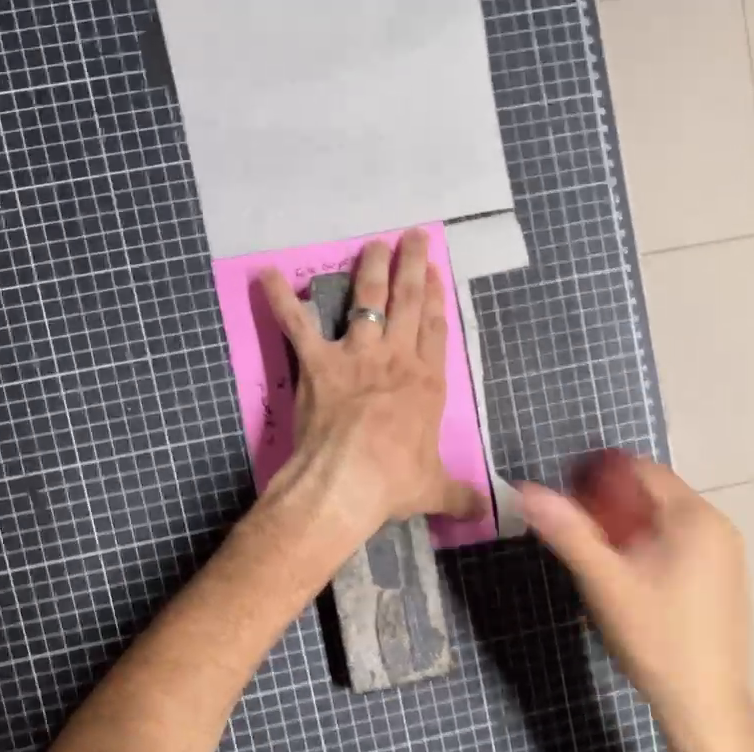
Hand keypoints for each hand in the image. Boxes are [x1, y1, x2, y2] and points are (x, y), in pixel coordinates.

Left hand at [259, 228, 486, 544]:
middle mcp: (395, 359)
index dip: (436, 299)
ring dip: (369, 269)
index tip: (434, 272)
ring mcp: (356, 356)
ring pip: (366, 300)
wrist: (347, 484)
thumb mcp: (435, 490)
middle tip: (412, 236)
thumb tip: (487, 512)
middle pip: (407, 302)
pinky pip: (297, 324)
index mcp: (427, 384)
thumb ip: (460, 496)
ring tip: (371, 245)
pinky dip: (280, 299)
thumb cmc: (392, 484)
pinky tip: (266, 276)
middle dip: (411, 266)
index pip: (435, 331)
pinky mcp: (318, 363)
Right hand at [521, 458, 753, 751]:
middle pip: (652, 495)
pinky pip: (678, 546)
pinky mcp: (723, 581)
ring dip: (625, 529)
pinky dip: (646, 549)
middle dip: (608, 506)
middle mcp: (718, 527)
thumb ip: (567, 532)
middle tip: (571, 533)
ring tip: (593, 560)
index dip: (596, 475)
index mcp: (695, 517)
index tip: (561, 497)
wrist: (706, 704)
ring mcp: (726, 555)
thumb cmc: (655, 639)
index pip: (640, 469)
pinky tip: (626, 582)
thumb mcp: (604, 583)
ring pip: (663, 523)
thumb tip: (526, 490)